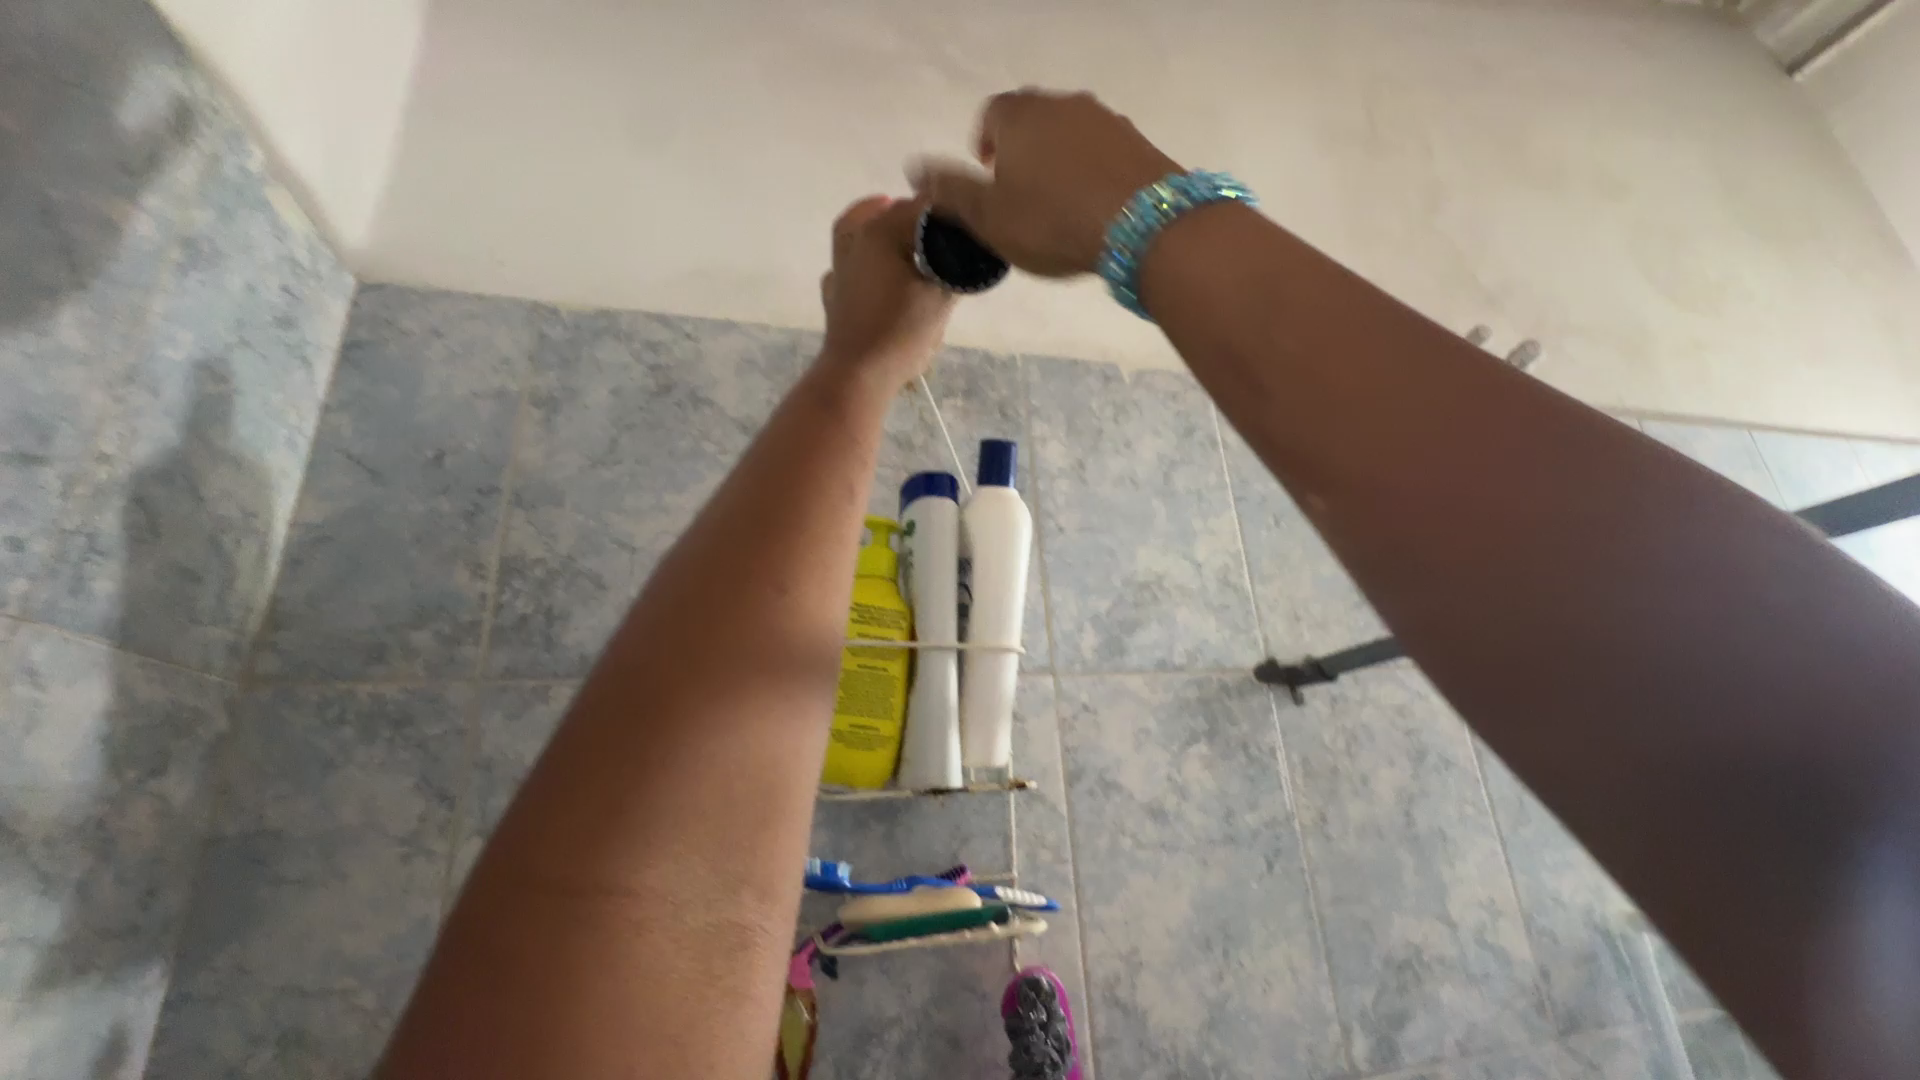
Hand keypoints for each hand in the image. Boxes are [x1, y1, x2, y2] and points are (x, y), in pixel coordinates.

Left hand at [818, 194, 953, 387]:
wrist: (858, 374)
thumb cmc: (901, 333)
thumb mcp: (940, 299)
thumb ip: (954, 270)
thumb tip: (966, 259)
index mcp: (881, 232)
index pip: (921, 206)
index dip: (946, 212)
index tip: (967, 221)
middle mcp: (856, 241)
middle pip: (885, 212)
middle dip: (912, 215)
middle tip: (940, 227)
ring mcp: (839, 267)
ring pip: (856, 229)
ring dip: (878, 224)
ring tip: (901, 232)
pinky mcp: (833, 293)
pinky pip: (847, 263)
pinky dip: (863, 258)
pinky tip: (876, 269)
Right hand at [911, 89, 1180, 277]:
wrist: (1143, 226)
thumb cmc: (1052, 222)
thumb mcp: (988, 217)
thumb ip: (950, 192)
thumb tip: (914, 169)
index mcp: (1020, 116)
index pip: (991, 114)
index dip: (984, 144)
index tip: (988, 176)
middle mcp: (1063, 105)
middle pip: (1033, 120)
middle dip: (1021, 151)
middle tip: (1020, 195)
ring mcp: (1106, 120)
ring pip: (1070, 135)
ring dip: (1058, 162)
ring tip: (1058, 206)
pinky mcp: (1138, 143)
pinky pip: (1103, 153)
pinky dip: (1091, 172)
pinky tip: (1093, 208)